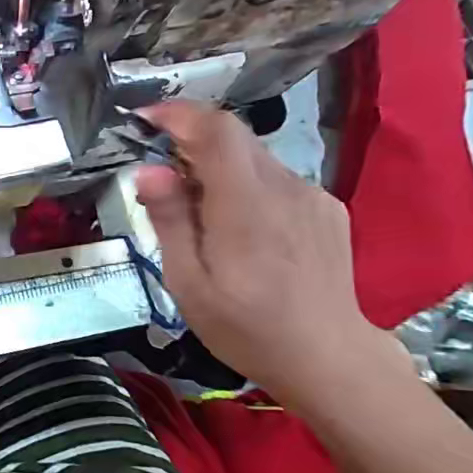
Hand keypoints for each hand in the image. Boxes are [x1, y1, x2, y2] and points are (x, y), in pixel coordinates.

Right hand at [134, 101, 397, 394]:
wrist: (328, 358)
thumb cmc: (246, 329)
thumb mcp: (189, 284)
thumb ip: (170, 221)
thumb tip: (149, 170)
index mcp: (245, 207)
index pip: (217, 130)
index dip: (179, 114)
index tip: (145, 119)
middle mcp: (284, 188)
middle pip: (234, 138)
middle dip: (190, 143)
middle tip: (163, 178)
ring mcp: (312, 195)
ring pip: (254, 159)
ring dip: (217, 169)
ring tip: (200, 214)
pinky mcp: (326, 207)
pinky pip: (275, 179)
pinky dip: (246, 186)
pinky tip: (242, 229)